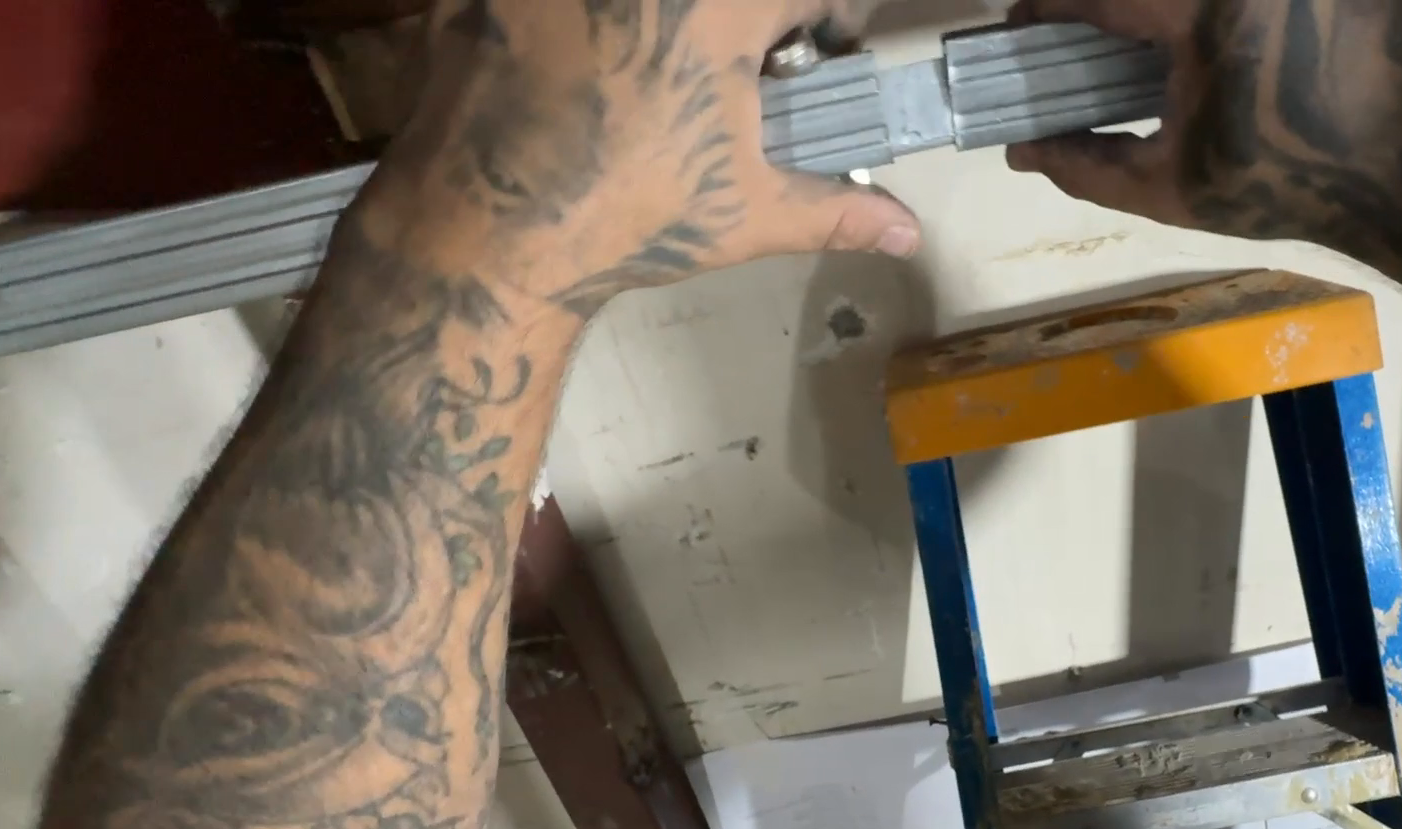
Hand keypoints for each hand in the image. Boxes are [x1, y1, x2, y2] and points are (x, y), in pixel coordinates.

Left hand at [365, 0, 921, 317]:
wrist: (494, 224)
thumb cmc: (632, 216)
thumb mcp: (749, 214)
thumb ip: (838, 213)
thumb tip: (908, 234)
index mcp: (712, 6)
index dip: (830, 14)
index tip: (823, 49)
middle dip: (756, 19)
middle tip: (746, 68)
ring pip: (661, 3)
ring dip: (684, 22)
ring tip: (668, 69)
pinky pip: (584, 3)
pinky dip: (608, 24)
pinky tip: (599, 64)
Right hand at [1005, 0, 1401, 262]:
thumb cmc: (1285, 183)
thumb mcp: (1172, 188)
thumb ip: (1087, 165)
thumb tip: (1021, 152)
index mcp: (1202, 5)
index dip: (1046, 6)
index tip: (1023, 25)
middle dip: (1111, 4)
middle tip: (1098, 32)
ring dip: (1165, 6)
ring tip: (1160, 40)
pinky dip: (1239, 12)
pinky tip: (1250, 41)